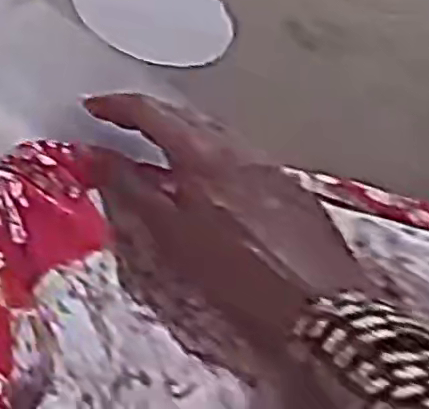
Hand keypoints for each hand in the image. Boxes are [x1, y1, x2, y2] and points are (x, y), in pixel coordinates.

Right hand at [85, 94, 371, 351]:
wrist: (336, 321)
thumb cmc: (239, 275)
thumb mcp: (170, 231)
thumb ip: (127, 185)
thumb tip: (93, 153)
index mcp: (202, 154)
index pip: (149, 111)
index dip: (115, 106)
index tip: (92, 108)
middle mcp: (239, 152)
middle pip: (184, 115)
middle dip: (147, 113)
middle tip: (118, 120)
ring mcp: (272, 171)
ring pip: (215, 133)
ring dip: (179, 130)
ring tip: (156, 144)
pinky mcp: (295, 194)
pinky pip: (238, 154)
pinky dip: (208, 151)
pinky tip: (203, 174)